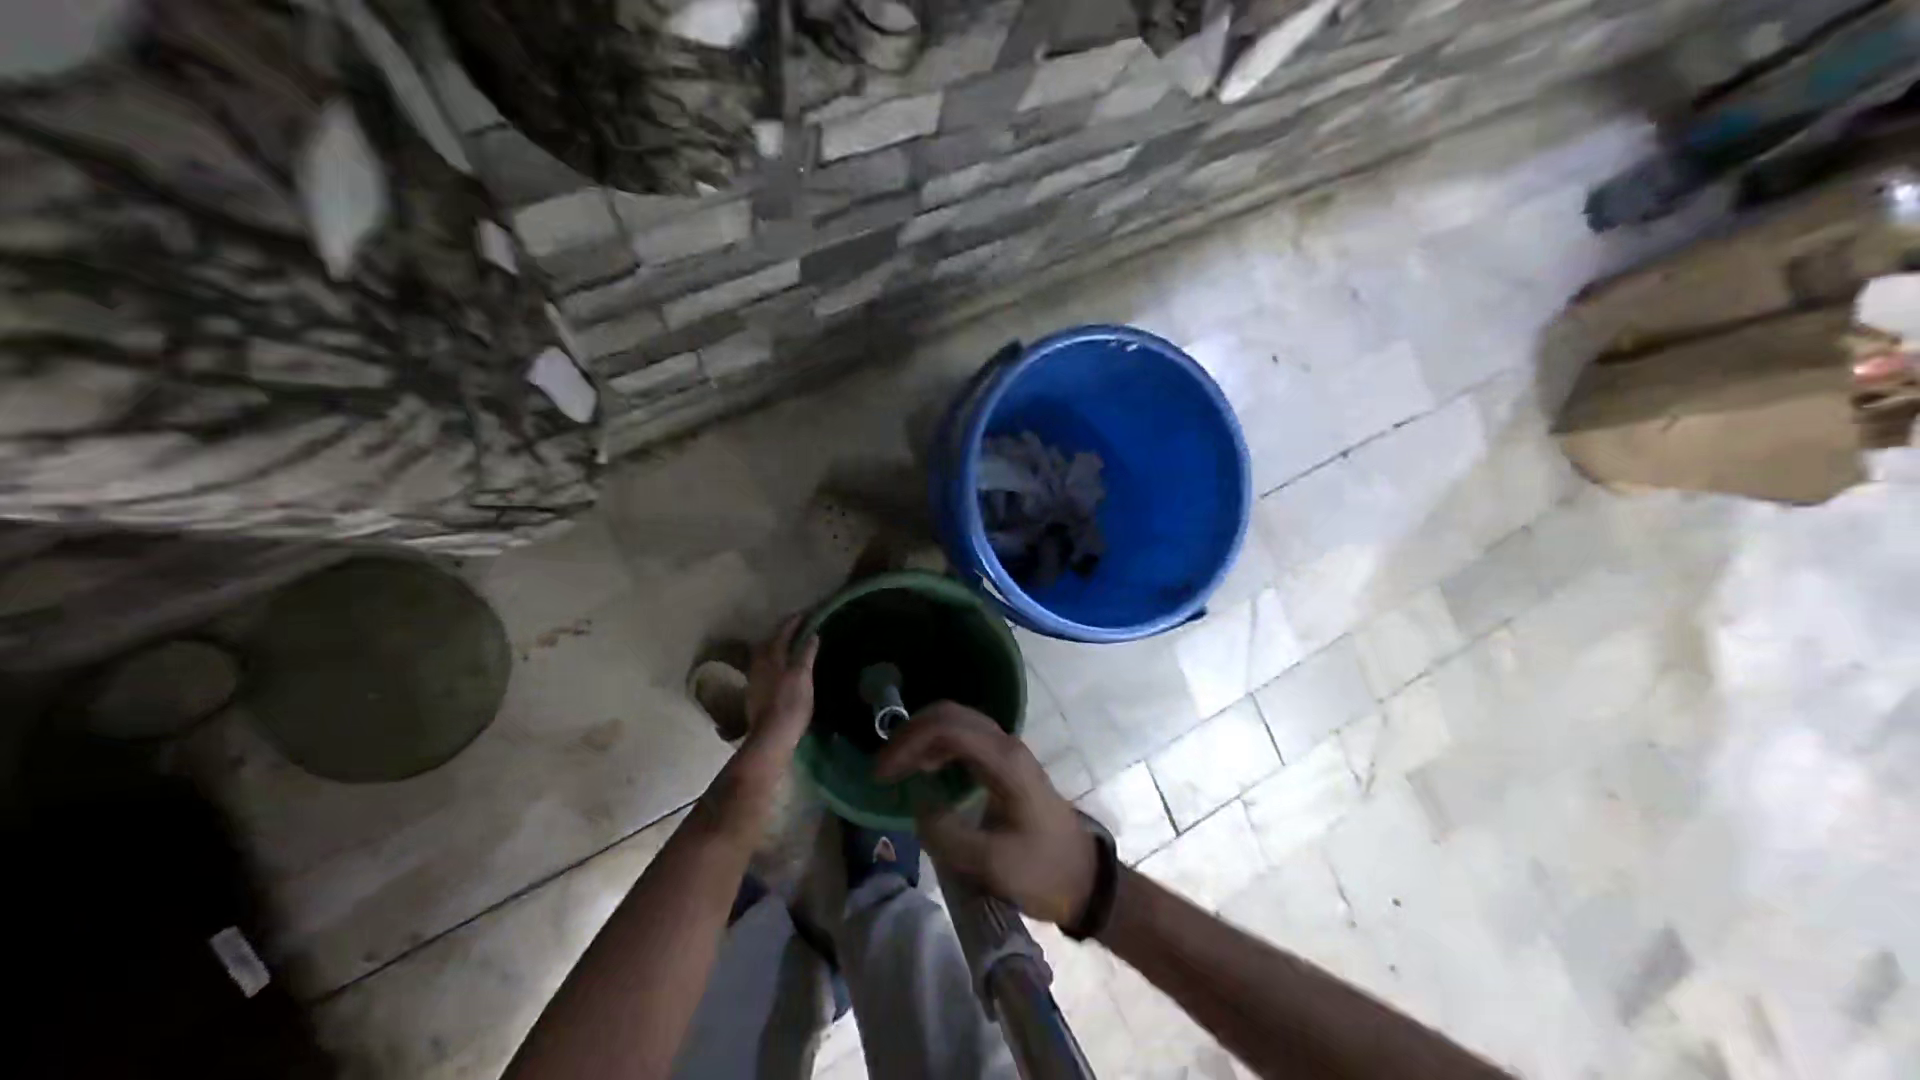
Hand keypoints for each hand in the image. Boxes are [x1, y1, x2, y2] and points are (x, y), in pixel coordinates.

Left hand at [742, 615, 819, 754]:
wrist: (771, 735)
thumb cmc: (791, 703)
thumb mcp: (803, 676)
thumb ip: (806, 654)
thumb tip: (812, 635)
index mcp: (772, 658)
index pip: (782, 634)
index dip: (792, 624)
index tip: (802, 615)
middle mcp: (760, 666)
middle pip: (768, 644)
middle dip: (780, 635)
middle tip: (793, 630)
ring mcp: (755, 681)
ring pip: (763, 658)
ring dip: (774, 650)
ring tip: (787, 650)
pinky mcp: (754, 695)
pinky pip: (763, 671)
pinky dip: (772, 666)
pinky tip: (779, 672)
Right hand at [876, 701, 1096, 925]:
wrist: (1084, 878)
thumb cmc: (1042, 871)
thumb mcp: (992, 864)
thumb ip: (947, 834)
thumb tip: (917, 805)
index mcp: (1004, 761)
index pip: (947, 729)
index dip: (908, 744)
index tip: (883, 775)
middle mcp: (1006, 744)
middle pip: (949, 714)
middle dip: (910, 734)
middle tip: (884, 768)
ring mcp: (1008, 750)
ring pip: (956, 721)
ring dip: (922, 737)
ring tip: (897, 769)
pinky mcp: (1006, 762)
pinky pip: (965, 737)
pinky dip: (937, 745)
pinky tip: (924, 769)